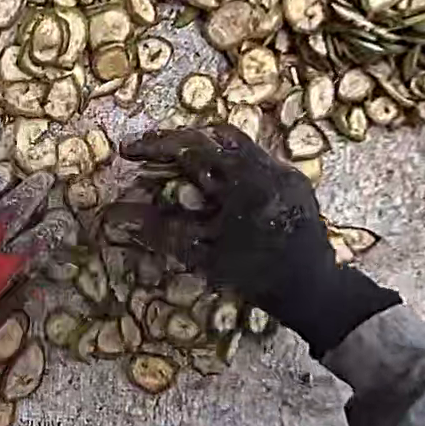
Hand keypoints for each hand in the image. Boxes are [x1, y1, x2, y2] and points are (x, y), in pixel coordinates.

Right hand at [105, 126, 398, 355]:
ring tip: (173, 161)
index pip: (190, 147)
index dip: (153, 146)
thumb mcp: (199, 253)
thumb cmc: (253, 274)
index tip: (127, 151)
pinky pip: (250, 158)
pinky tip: (206, 181)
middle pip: (212, 136)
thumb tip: (112, 214)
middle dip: (173, 141)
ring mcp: (282, 171)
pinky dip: (220, 162)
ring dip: (199, 148)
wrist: (312, 289)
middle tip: (146, 151)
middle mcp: (267, 167)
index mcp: (244, 182)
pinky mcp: (291, 179)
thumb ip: (156, 229)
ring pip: (233, 142)